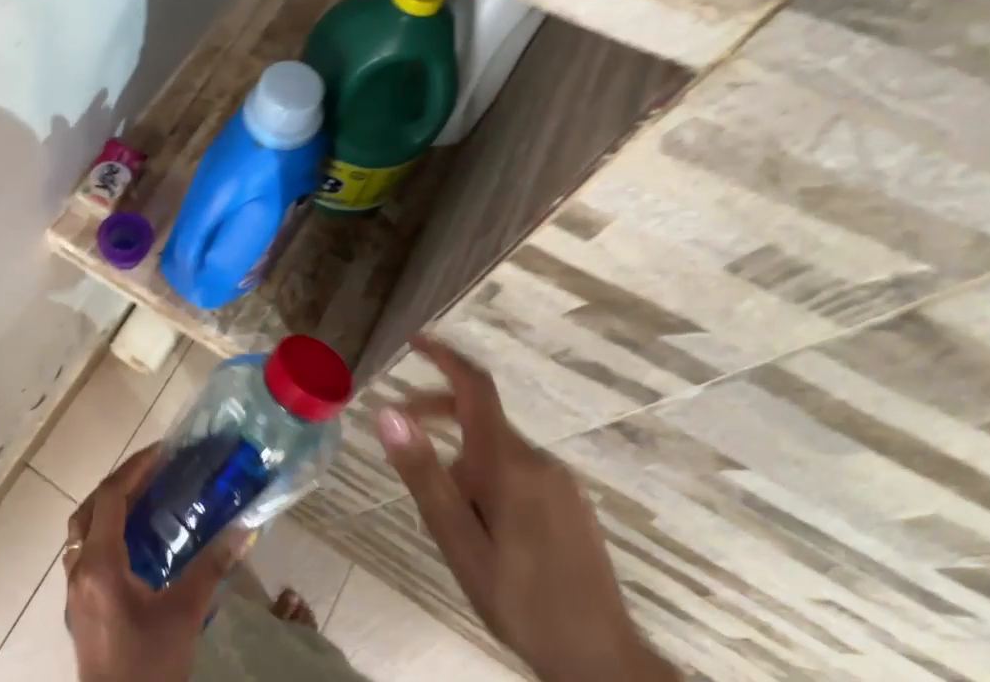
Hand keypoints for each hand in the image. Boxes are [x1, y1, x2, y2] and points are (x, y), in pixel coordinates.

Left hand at [62, 444, 242, 681]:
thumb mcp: (184, 615)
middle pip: (88, 509)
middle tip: (153, 472)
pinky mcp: (79, 606)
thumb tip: (241, 529)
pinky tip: (134, 545)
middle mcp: (78, 569)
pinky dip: (105, 534)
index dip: (135, 469)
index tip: (162, 452)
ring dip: (107, 508)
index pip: (109, 498)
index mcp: (99, 563)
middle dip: (119, 484)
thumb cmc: (149, 665)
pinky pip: (84, 553)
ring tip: (143, 500)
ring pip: (81, 531)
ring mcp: (73, 589)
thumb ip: (210, 568)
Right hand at [376, 337, 678, 681]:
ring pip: (496, 453)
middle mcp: (539, 462)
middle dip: (436, 415)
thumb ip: (423, 474)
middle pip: (481, 419)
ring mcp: (560, 484)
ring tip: (443, 519)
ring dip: (460, 464)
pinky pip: (518, 474)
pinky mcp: (570, 506)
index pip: (475, 388)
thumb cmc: (521, 601)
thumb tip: (388, 412)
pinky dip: (486, 481)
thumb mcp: (459, 541)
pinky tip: (478, 529)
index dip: (444, 357)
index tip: (414, 340)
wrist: (601, 659)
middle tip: (398, 426)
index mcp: (510, 464)